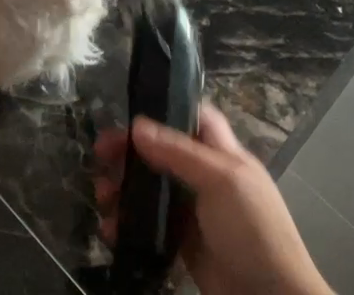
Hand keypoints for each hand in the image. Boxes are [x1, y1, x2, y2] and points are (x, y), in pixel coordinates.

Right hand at [94, 102, 332, 294]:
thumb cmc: (254, 232)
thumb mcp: (221, 182)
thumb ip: (179, 152)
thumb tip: (136, 125)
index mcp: (223, 156)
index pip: (197, 119)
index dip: (168, 110)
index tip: (132, 115)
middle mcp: (206, 179)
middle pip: (162, 152)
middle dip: (129, 152)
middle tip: (100, 156)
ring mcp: (194, 213)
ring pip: (150, 189)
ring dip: (122, 189)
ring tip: (102, 198)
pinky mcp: (183, 244)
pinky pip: (149, 225)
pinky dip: (127, 224)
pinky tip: (111, 229)